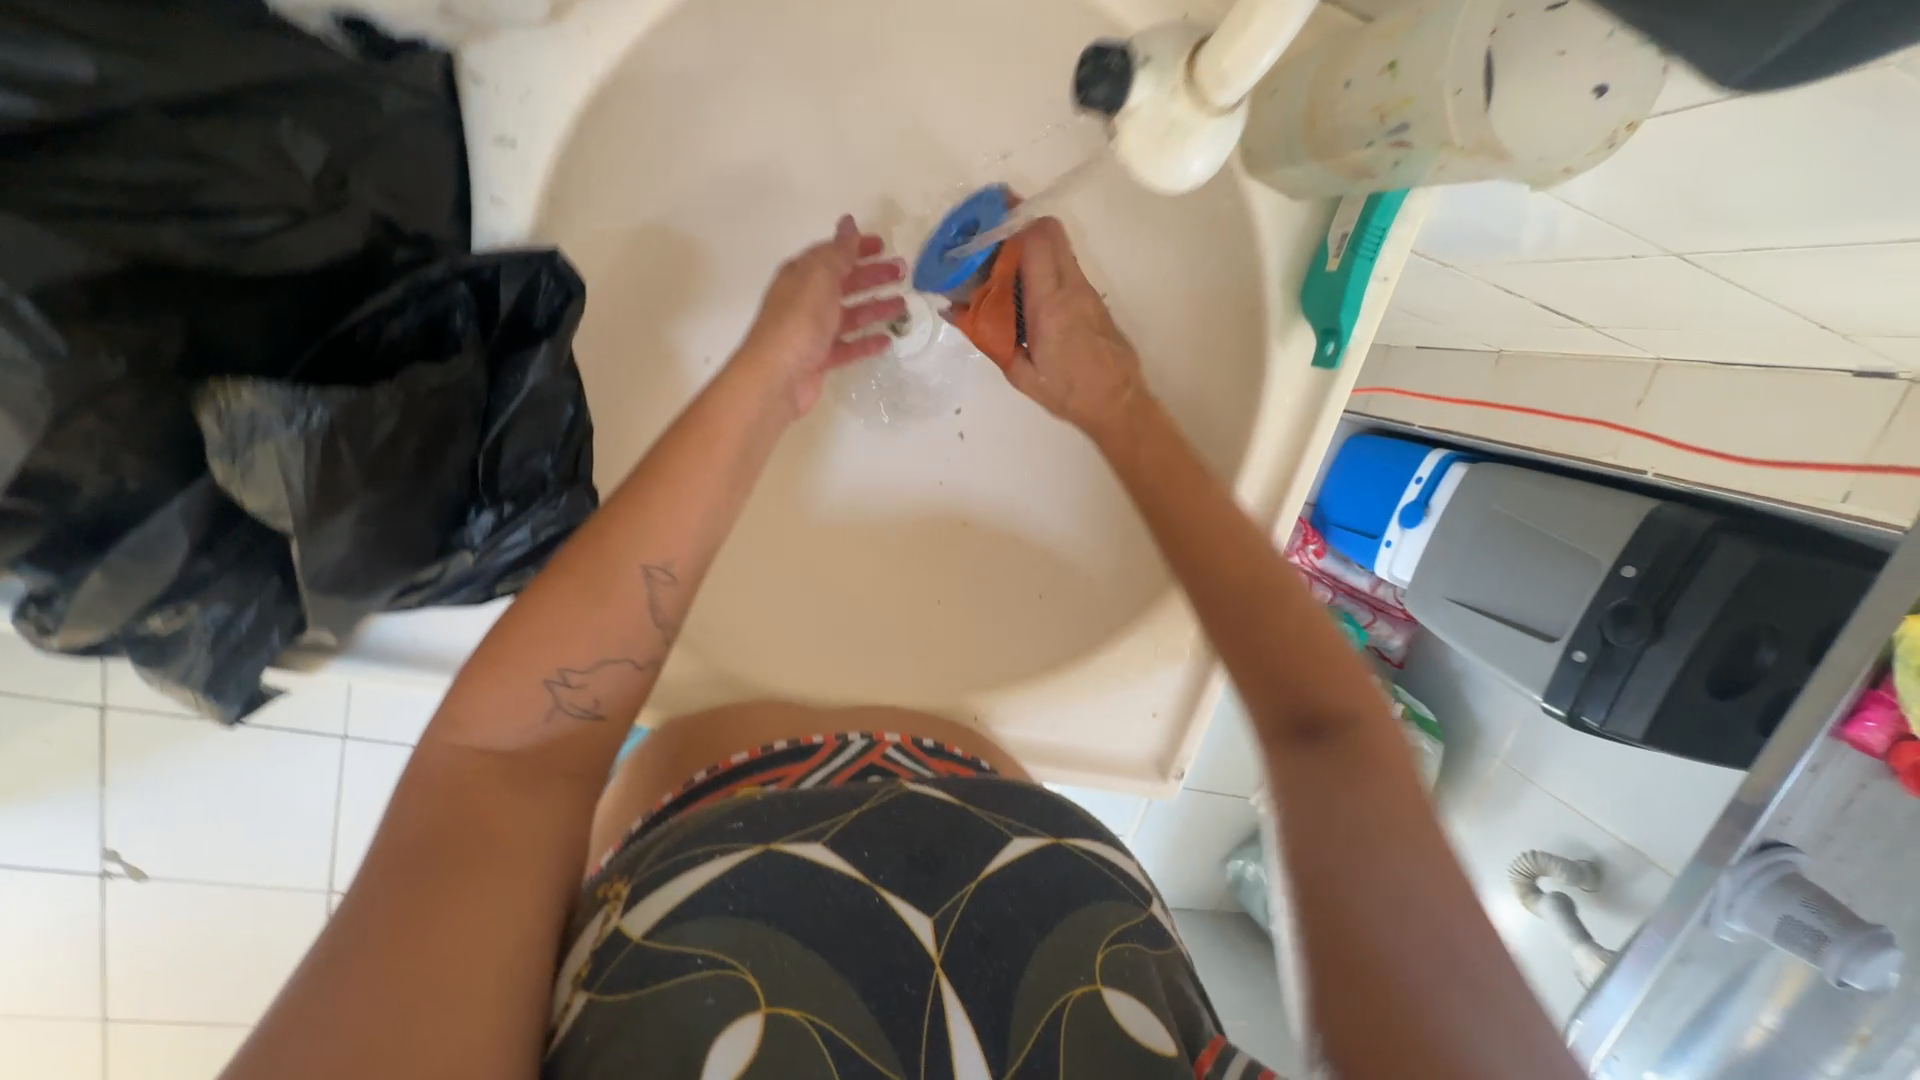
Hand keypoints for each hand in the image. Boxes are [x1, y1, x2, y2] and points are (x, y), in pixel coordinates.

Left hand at [735, 215, 906, 417]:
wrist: (776, 377)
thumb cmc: (798, 322)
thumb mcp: (819, 278)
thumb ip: (838, 252)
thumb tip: (848, 222)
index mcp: (801, 276)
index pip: (831, 254)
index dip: (856, 248)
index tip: (883, 245)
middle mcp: (805, 300)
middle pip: (843, 283)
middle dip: (872, 276)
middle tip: (902, 273)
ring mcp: (812, 332)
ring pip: (849, 315)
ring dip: (875, 308)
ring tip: (903, 306)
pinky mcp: (820, 359)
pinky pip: (848, 346)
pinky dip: (867, 342)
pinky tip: (887, 340)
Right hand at [1001, 218, 1147, 445]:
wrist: (1118, 403)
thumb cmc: (1068, 392)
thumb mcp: (1020, 373)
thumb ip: (987, 337)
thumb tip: (952, 310)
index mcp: (1051, 304)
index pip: (1035, 241)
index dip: (1010, 224)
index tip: (984, 227)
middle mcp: (1071, 287)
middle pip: (1049, 230)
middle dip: (1019, 224)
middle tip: (992, 239)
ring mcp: (1086, 289)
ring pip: (1058, 246)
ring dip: (1030, 245)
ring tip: (1003, 265)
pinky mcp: (1092, 298)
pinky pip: (1065, 265)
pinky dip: (1043, 265)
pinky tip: (1024, 288)